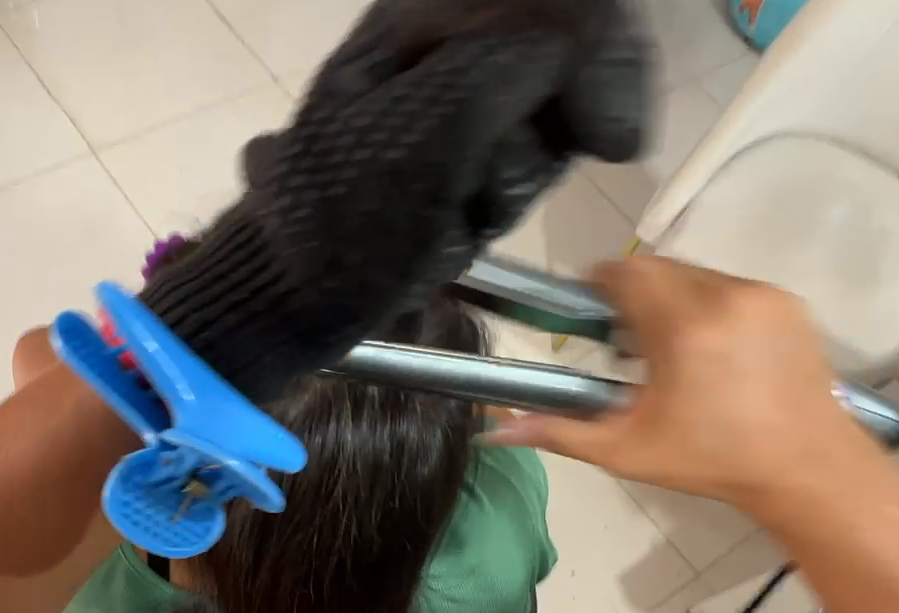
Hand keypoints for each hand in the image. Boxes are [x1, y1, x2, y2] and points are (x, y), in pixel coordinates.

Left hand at [141, 0, 648, 400]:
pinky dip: (467, 233)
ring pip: (527, 153)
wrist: (286, 296)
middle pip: (553, 90)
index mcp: (429, 18)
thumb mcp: (440, 117)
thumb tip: (604, 66)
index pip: (560, 9)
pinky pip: (492, 199)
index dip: (602, 63)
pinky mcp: (436, 184)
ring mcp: (439, 128)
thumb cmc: (350, 210)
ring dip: (490, 203)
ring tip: (432, 227)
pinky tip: (426, 248)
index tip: (612, 140)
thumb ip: (533, 56)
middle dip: (519, 157)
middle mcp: (442, 63)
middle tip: (465, 190)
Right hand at [491, 256, 885, 508]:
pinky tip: (703, 350)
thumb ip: (558, 431)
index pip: (628, 272)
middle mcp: (726, 296)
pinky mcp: (789, 304)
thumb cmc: (707, 460)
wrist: (805, 468)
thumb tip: (495, 431)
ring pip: (695, 276)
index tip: (583, 307)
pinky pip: (729, 287)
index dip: (598, 281)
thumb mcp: (624, 450)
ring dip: (668, 299)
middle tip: (617, 339)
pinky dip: (705, 306)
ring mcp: (764, 296)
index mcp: (684, 328)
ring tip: (660, 349)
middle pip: (660, 269)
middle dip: (631, 293)